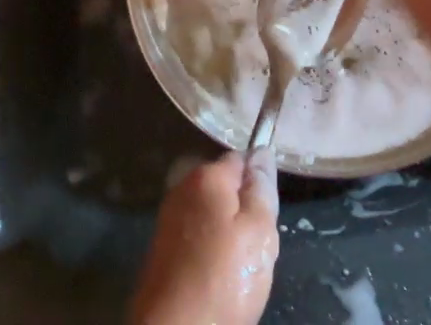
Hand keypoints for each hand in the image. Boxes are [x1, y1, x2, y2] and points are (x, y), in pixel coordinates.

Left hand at [130, 151, 279, 324]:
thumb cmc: (223, 278)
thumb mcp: (259, 230)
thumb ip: (262, 189)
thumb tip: (262, 152)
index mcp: (206, 177)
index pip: (242, 159)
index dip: (260, 184)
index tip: (268, 214)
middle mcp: (182, 189)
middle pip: (227, 190)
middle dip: (245, 212)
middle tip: (257, 246)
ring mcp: (168, 220)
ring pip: (214, 217)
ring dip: (230, 236)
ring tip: (238, 267)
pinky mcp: (163, 249)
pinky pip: (199, 238)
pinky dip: (211, 253)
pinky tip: (219, 278)